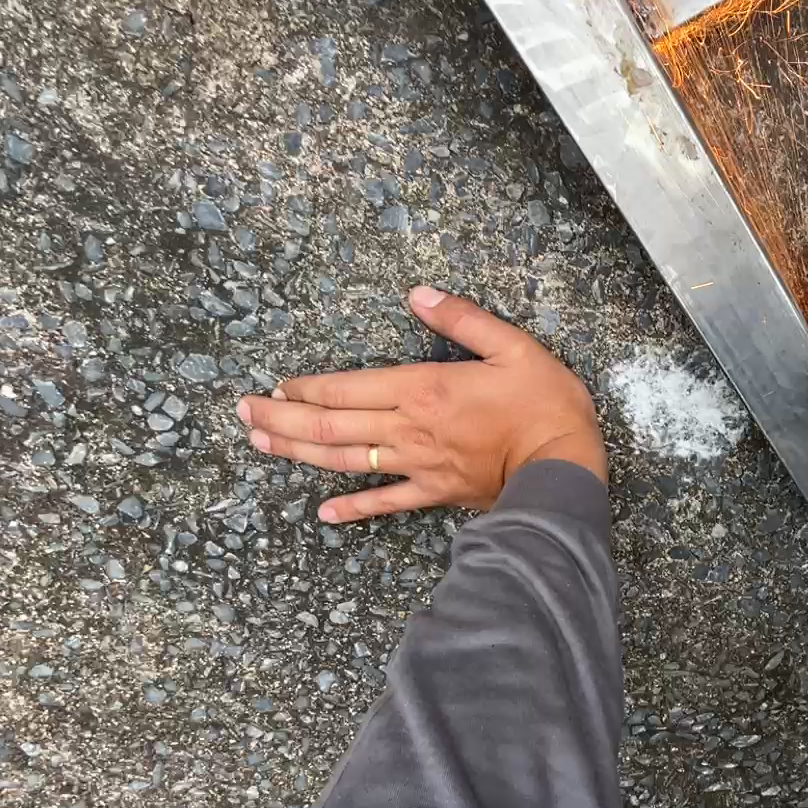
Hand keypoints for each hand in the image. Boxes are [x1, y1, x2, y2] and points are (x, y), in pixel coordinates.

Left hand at [235, 286, 606, 523]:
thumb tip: (420, 295)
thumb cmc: (546, 405)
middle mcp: (409, 429)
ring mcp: (419, 465)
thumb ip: (466, 320)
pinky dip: (353, 509)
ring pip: (345, 460)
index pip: (348, 387)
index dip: (306, 386)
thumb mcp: (517, 349)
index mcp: (425, 389)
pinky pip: (386, 503)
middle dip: (281, 417)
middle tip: (242, 413)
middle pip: (331, 424)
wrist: (565, 465)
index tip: (277, 384)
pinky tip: (323, 513)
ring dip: (298, 451)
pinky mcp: (436, 492)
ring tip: (261, 443)